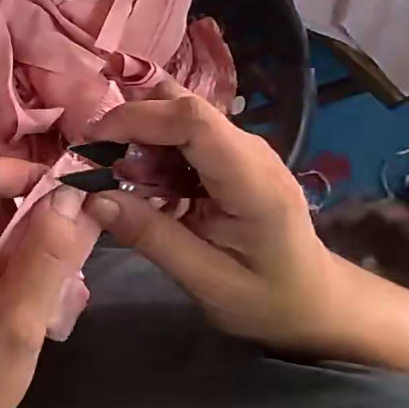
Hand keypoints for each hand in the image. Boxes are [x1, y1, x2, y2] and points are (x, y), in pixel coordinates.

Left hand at [0, 157, 99, 407]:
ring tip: (43, 293)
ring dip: (23, 244)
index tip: (77, 199)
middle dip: (29, 222)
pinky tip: (23, 294)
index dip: (28, 178)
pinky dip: (8, 256)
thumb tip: (75, 195)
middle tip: (65, 265)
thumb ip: (47, 257)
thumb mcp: (15, 325)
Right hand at [82, 86, 367, 355]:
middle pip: (179, 103)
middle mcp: (249, 149)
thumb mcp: (207, 283)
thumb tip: (91, 198)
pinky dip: (145, 142)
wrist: (316, 304)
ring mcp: (238, 145)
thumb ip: (151, 237)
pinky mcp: (224, 150)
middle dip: (127, 121)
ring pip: (174, 108)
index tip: (92, 144)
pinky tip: (135, 176)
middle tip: (92, 157)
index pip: (192, 120)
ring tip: (110, 168)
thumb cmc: (268, 301)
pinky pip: (176, 127)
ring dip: (134, 130)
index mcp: (253, 182)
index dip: (135, 119)